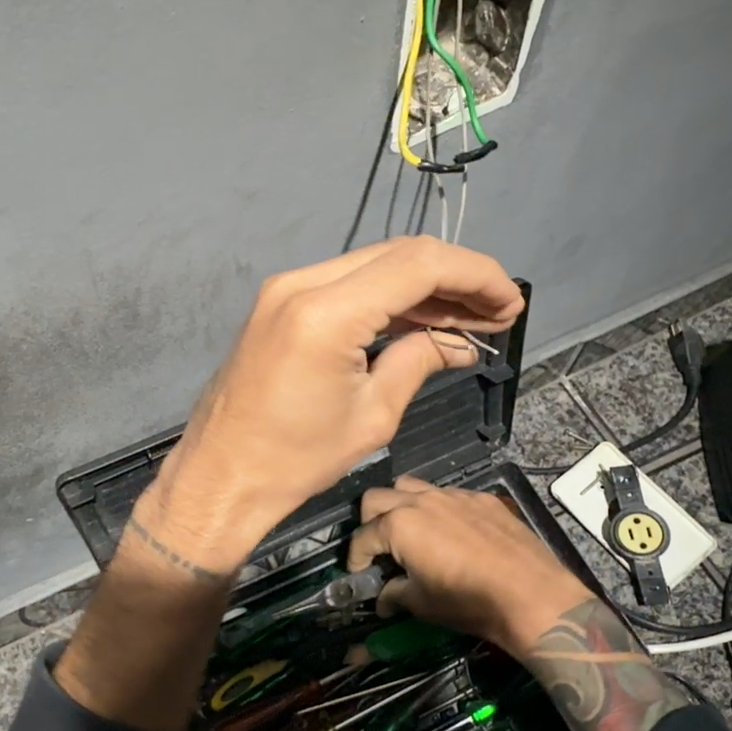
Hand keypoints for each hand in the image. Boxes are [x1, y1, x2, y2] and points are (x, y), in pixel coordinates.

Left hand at [156, 238, 523, 567]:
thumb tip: (462, 341)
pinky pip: (346, 284)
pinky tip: (423, 319)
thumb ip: (420, 360)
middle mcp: (301, 284)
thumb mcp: (372, 415)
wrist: (220, 476)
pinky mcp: (279, 304)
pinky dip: (388, 297)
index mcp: (325, 312)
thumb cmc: (295, 460)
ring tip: (471, 317)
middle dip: (456, 277)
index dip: (475, 274)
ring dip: (424, 286)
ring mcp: (285, 290)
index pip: (418, 264)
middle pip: (398, 254)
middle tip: (497, 312)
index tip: (511, 302)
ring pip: (373, 265)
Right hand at [347, 476, 593, 652]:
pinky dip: (436, 508)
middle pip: (376, 498)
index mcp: (399, 525)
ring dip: (400, 505)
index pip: (362, 537)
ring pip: (410, 485)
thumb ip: (394, 593)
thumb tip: (383, 597)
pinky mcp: (480, 498)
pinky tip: (450, 533)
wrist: (532, 595)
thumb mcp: (422, 604)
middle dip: (370, 522)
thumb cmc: (469, 601)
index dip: (355, 558)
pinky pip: (446, 494)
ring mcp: (452, 495)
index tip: (359, 573)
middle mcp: (420, 500)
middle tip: (379, 548)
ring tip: (410, 531)